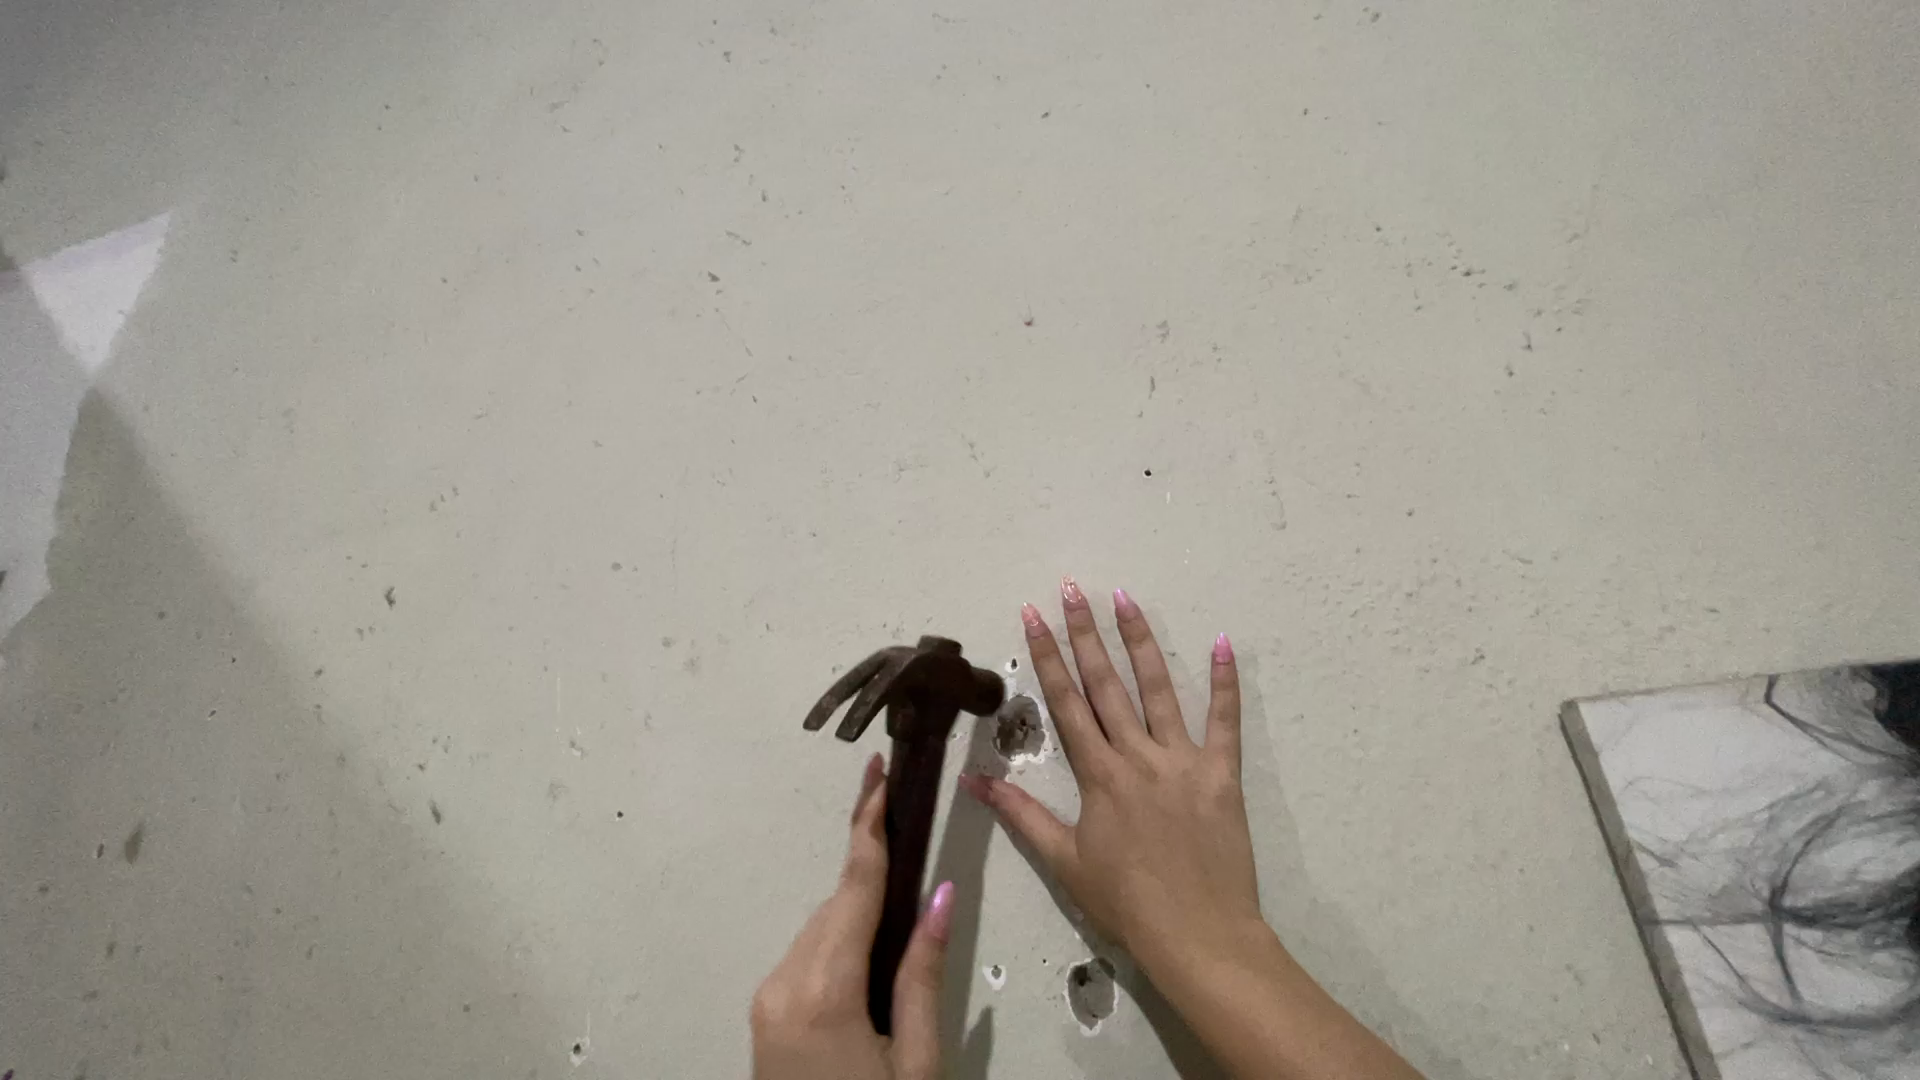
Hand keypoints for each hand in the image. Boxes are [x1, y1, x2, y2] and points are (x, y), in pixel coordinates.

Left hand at [751, 754, 954, 1079]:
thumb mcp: (917, 1060)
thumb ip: (923, 970)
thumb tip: (941, 893)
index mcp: (824, 988)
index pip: (854, 883)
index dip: (868, 821)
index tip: (873, 771)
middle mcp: (783, 980)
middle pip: (837, 903)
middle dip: (873, 877)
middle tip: (911, 862)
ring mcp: (766, 997)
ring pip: (822, 927)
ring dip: (857, 916)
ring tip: (895, 947)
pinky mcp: (763, 1012)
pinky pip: (808, 955)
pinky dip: (839, 944)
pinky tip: (865, 971)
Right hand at [960, 579, 1264, 976]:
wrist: (1198, 936)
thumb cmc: (1125, 902)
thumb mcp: (1062, 861)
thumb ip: (1019, 814)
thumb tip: (972, 782)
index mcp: (1098, 774)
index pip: (1066, 702)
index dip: (1047, 656)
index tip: (1033, 616)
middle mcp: (1136, 755)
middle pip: (1105, 683)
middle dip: (1085, 633)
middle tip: (1072, 589)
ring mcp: (1182, 760)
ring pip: (1157, 689)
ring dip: (1139, 640)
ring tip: (1124, 598)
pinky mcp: (1221, 773)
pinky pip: (1225, 721)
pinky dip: (1225, 682)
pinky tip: (1222, 643)